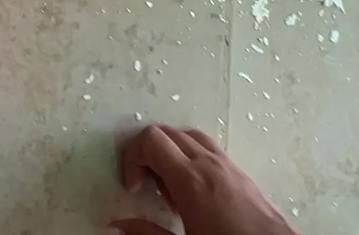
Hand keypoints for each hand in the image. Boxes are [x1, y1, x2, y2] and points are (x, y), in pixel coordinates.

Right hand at [112, 126, 297, 234]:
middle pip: (167, 133)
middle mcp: (208, 162)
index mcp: (190, 179)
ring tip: (172, 191)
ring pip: (189, 136)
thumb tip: (115, 226)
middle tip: (149, 189)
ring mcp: (228, 164)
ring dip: (173, 153)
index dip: (132, 157)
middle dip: (149, 154)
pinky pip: (209, 149)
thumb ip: (147, 234)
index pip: (151, 139)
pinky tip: (197, 192)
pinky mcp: (243, 174)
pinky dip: (193, 158)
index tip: (133, 187)